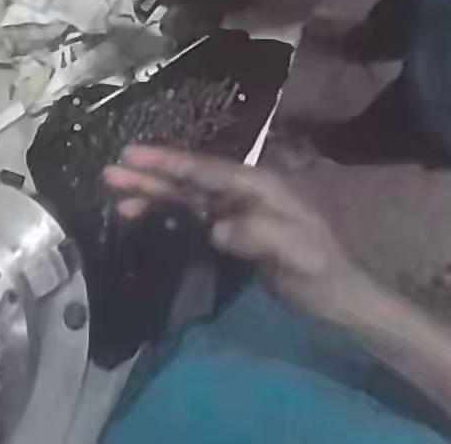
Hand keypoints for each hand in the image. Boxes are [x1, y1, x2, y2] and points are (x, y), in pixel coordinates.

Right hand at [103, 145, 382, 324]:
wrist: (339, 296)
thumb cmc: (322, 271)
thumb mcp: (298, 253)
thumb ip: (259, 234)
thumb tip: (215, 227)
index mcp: (256, 184)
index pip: (205, 169)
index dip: (169, 161)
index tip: (134, 154)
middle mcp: (241, 187)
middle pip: (188, 176)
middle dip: (150, 172)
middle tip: (111, 170)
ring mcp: (233, 206)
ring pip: (183, 192)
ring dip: (151, 190)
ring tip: (116, 190)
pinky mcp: (228, 226)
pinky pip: (188, 211)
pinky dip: (163, 209)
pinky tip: (140, 212)